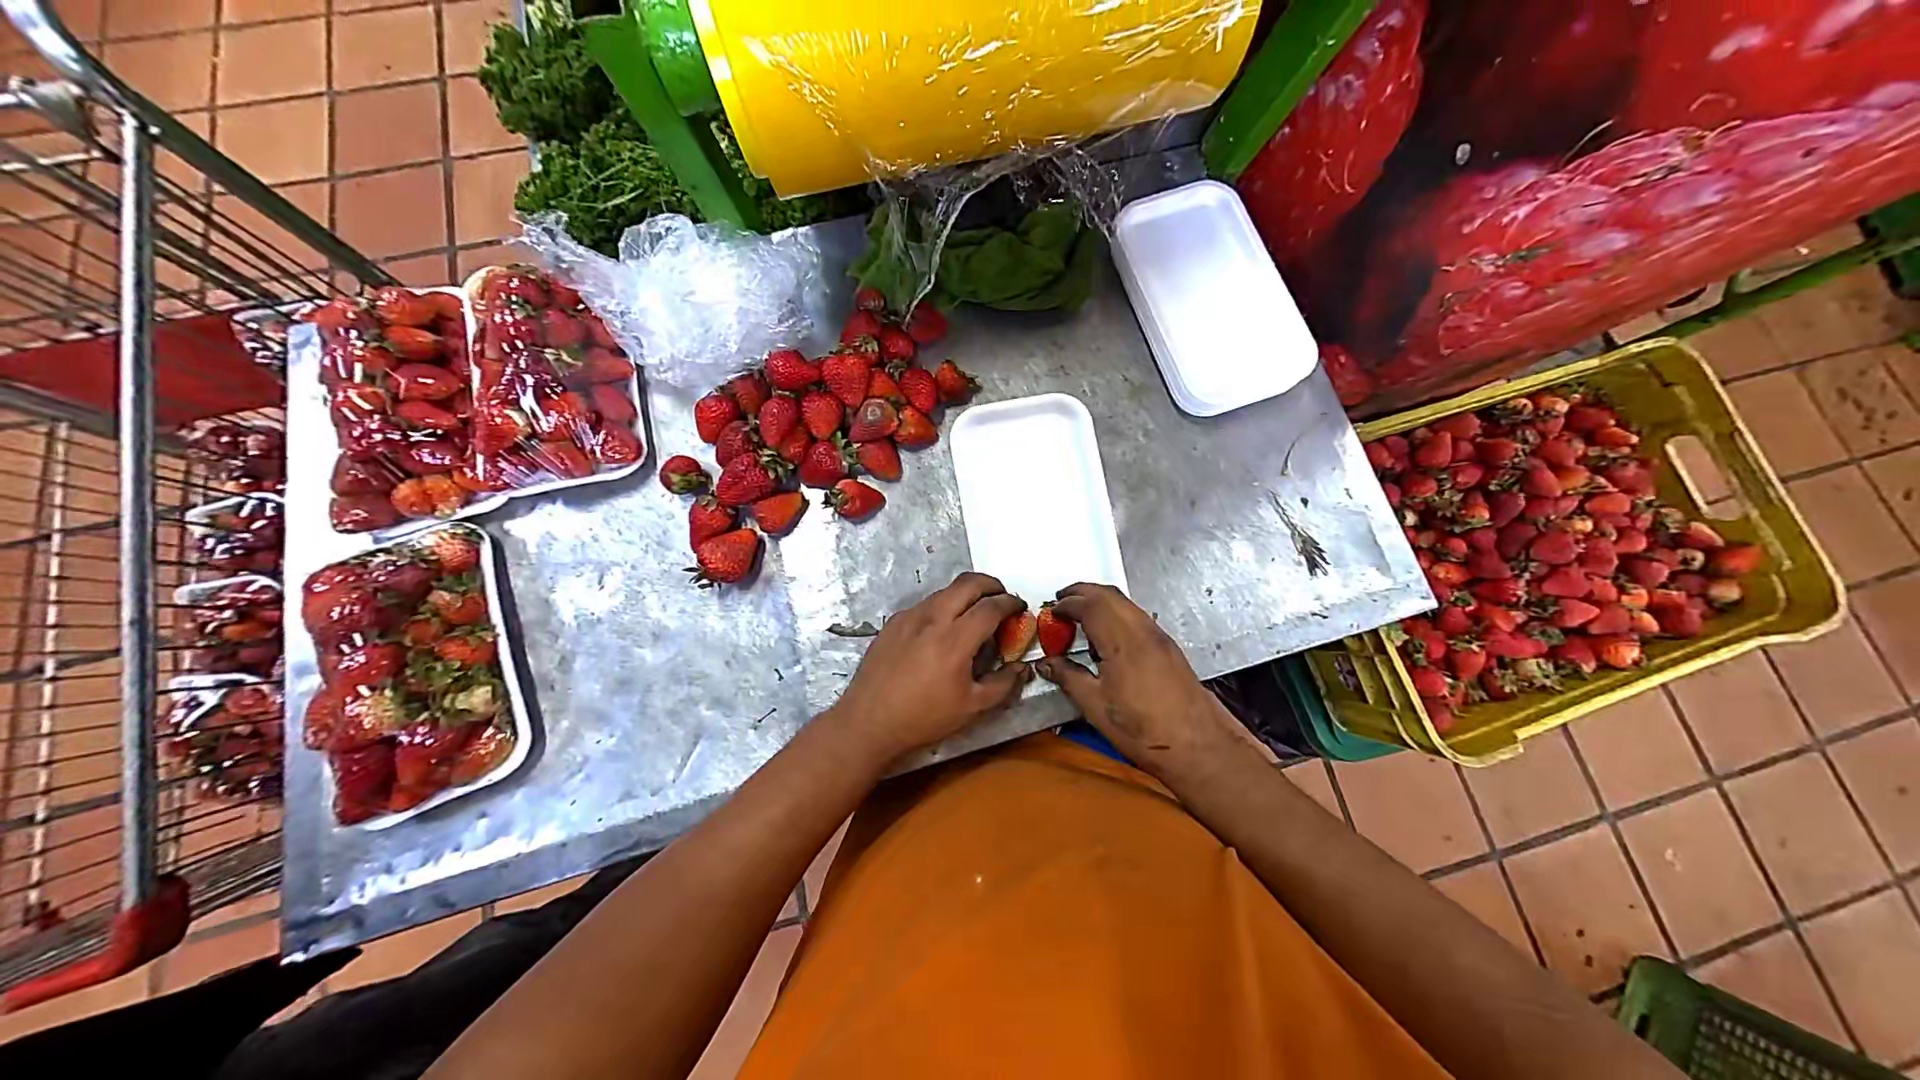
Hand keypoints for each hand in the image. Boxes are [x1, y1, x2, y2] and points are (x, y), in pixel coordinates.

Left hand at [821, 572, 1032, 765]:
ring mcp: (909, 617)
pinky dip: (943, 607)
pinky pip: (925, 605)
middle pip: (968, 583)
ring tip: (974, 615)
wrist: (868, 722)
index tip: (1019, 607)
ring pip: (945, 591)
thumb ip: (1003, 684)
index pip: (991, 606)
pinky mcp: (893, 623)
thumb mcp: (971, 708)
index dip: (1010, 603)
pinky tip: (943, 630)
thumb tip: (1020, 668)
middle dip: (991, 585)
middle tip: (1002, 598)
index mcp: (955, 638)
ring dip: (966, 595)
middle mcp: (932, 618)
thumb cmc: (922, 718)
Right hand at [1035, 583, 1251, 774]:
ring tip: (1079, 617)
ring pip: (1125, 603)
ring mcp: (1159, 637)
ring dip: (1100, 601)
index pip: (1090, 605)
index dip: (1067, 604)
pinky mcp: (1168, 647)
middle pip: (1109, 595)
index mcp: (1122, 641)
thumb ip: (1068, 677)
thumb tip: (1048, 664)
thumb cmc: (1145, 730)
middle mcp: (1143, 630)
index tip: (1052, 612)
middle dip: (1082, 592)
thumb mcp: (1095, 706)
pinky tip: (1106, 636)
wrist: (1199, 745)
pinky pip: (1136, 616)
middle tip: (1061, 601)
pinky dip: (1116, 614)